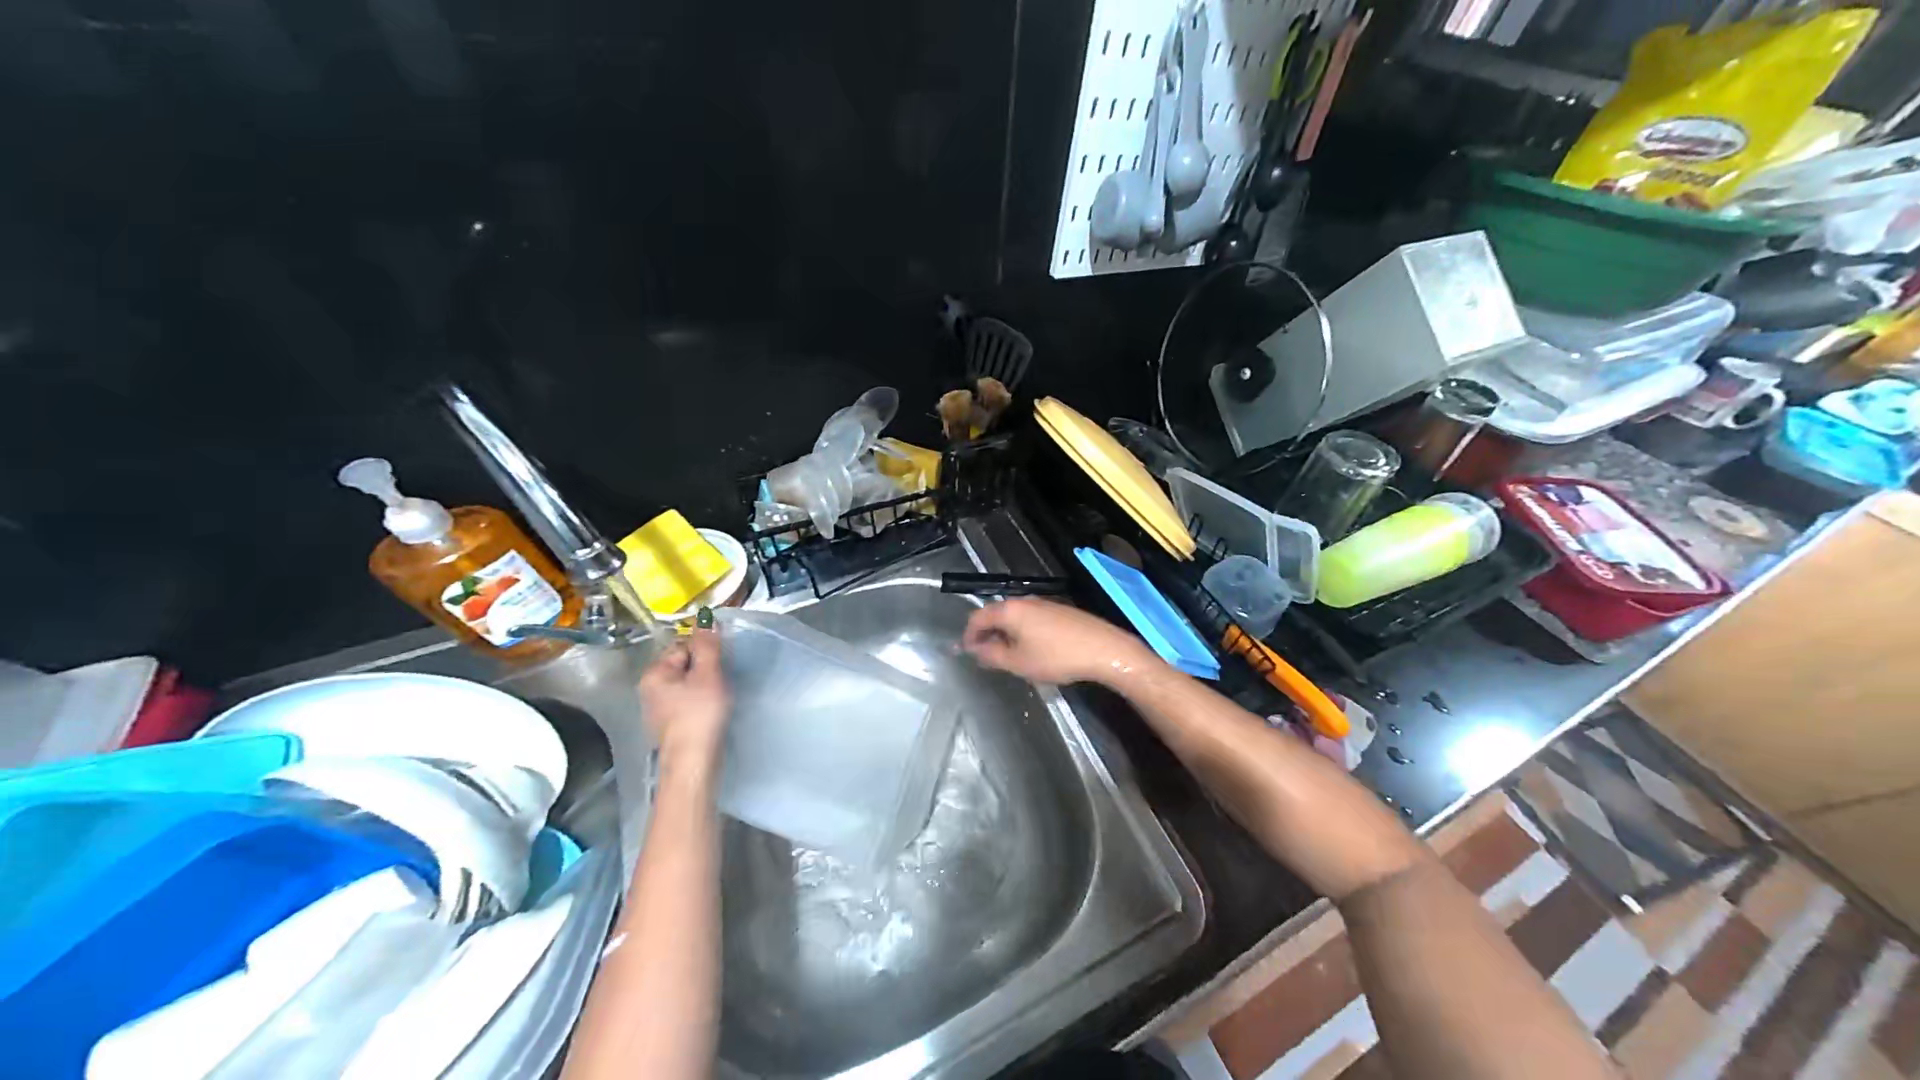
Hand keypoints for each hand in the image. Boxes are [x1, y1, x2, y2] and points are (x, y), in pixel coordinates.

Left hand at [638, 629, 729, 765]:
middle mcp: (650, 689)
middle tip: (722, 680)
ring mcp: (658, 709)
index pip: (682, 645)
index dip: (704, 650)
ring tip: (720, 696)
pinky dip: (700, 703)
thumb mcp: (708, 674)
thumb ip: (707, 645)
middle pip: (683, 665)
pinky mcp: (670, 726)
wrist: (693, 762)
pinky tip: (712, 711)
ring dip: (704, 686)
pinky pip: (687, 703)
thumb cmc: (700, 714)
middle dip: (705, 668)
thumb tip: (706, 617)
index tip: (721, 663)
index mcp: (654, 673)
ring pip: (686, 685)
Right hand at [962, 597, 1161, 686]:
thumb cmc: (1056, 657)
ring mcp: (1044, 604)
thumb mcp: (1018, 662)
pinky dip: (1023, 632)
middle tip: (986, 657)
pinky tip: (1033, 651)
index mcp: (1009, 610)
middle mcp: (1025, 601)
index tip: (967, 653)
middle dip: (987, 635)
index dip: (968, 635)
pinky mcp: (1060, 611)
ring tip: (1009, 657)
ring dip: (1006, 634)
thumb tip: (974, 648)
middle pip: (996, 614)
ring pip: (1015, 617)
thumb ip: (991, 655)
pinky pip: (1031, 619)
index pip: (977, 617)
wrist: (1103, 650)